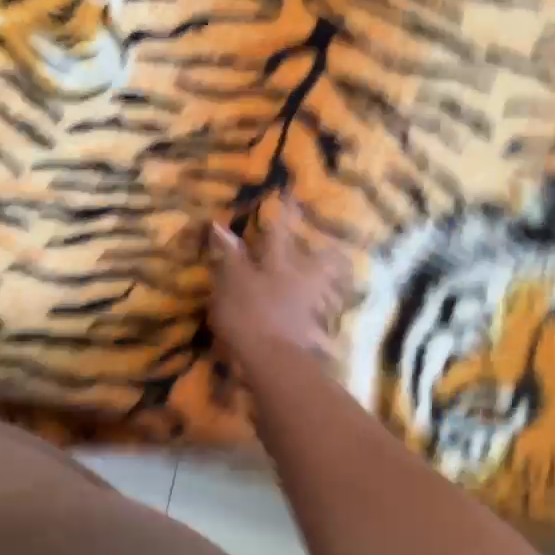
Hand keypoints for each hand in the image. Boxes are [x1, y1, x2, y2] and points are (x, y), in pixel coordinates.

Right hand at [208, 207, 345, 368]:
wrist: (273, 360)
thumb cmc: (247, 313)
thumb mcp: (230, 281)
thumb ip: (228, 255)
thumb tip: (219, 225)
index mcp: (278, 264)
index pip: (278, 232)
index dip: (282, 214)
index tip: (289, 194)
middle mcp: (300, 280)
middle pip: (318, 260)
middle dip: (324, 250)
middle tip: (335, 241)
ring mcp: (308, 305)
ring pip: (322, 285)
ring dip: (326, 278)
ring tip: (329, 273)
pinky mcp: (309, 330)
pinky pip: (316, 311)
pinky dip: (317, 307)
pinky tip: (314, 309)